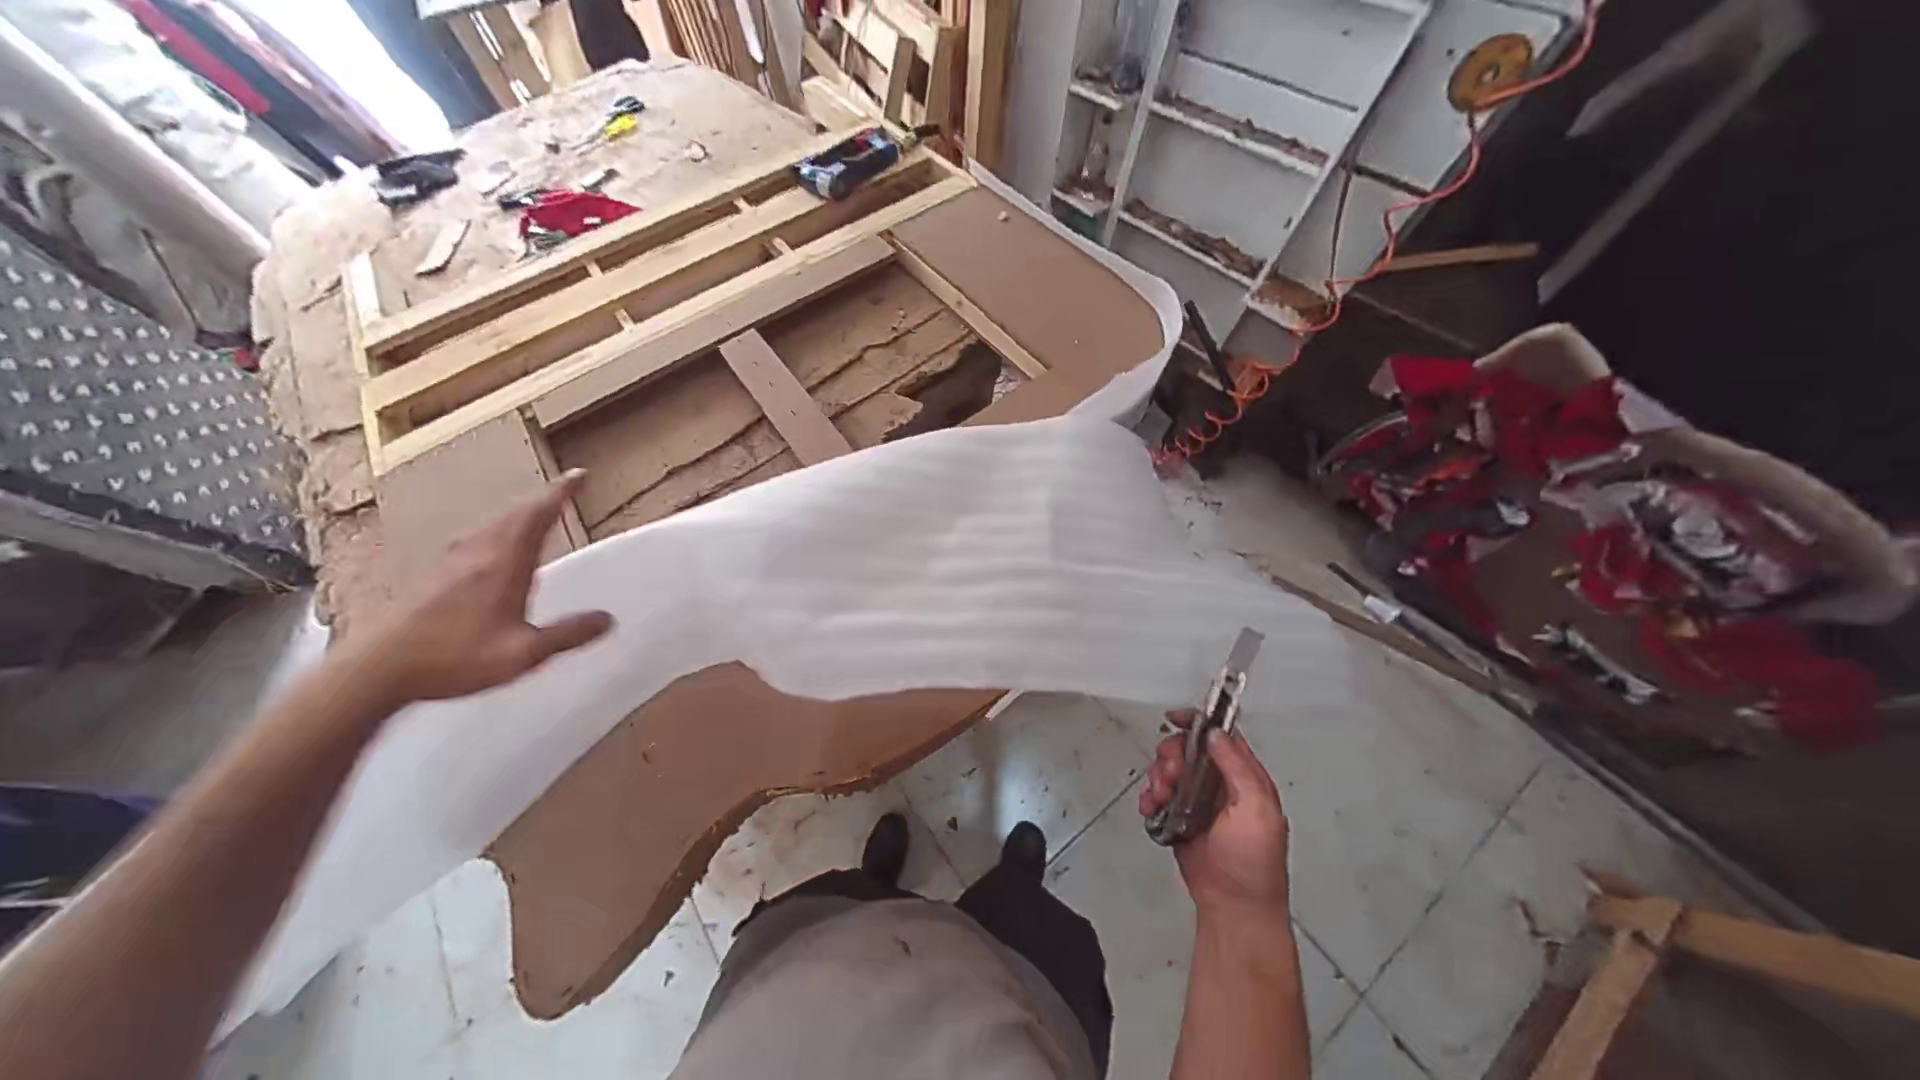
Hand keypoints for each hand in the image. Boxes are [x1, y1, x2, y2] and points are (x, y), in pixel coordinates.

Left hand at [349, 472, 613, 704]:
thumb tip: (608, 619)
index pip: (537, 517)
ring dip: (517, 513)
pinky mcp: (435, 578)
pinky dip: (496, 530)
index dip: (560, 493)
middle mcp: (478, 555)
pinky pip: (474, 539)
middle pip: (513, 515)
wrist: (377, 671)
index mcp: (504, 564)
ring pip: (492, 525)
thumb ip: (567, 635)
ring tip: (534, 512)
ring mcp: (452, 565)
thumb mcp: (524, 654)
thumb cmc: (454, 659)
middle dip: (542, 499)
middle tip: (563, 490)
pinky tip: (490, 545)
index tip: (579, 475)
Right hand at [1138, 710, 1290, 918]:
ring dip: (1159, 776)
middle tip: (1170, 774)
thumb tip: (1216, 733)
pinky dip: (1149, 796)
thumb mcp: (1257, 809)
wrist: (1233, 907)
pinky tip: (1151, 807)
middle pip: (1189, 749)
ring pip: (1170, 769)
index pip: (1222, 736)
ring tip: (1160, 797)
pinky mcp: (1178, 818)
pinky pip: (1158, 795)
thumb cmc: (1253, 862)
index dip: (1199, 723)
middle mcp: (1220, 784)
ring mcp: (1197, 801)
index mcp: (1245, 778)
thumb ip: (1238, 767)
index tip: (1175, 719)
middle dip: (1172, 755)